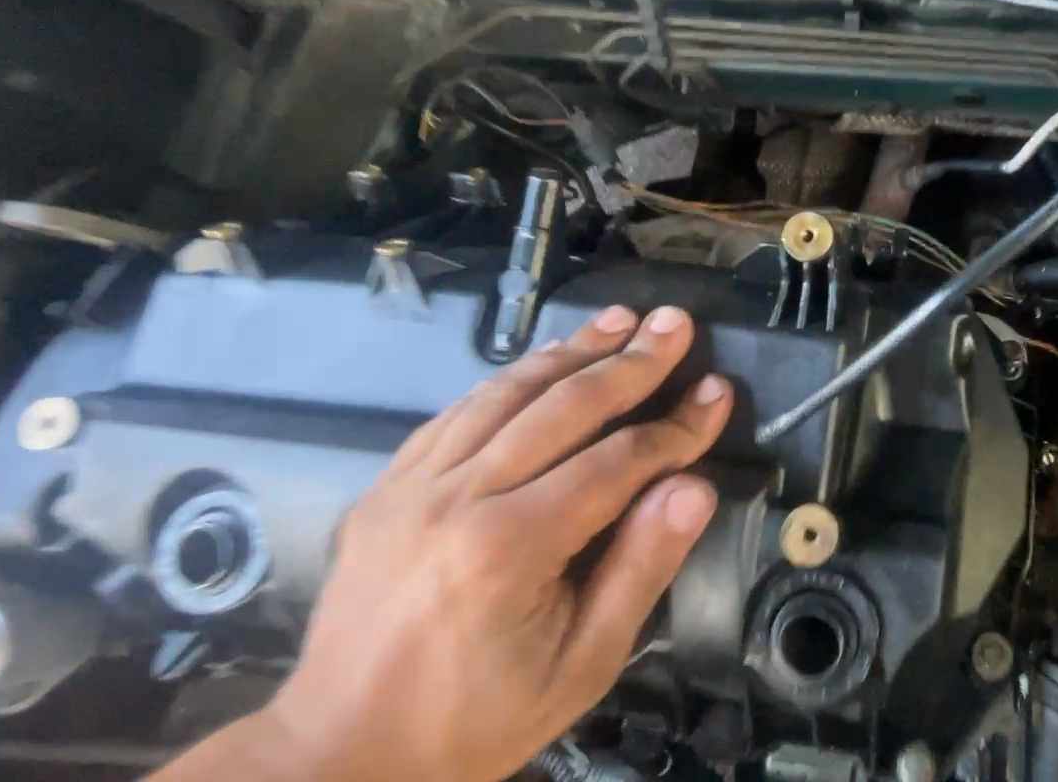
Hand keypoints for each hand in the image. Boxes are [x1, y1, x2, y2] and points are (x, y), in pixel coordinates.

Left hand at [153, 305, 730, 781]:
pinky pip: (459, 411)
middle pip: (562, 407)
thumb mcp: (583, 664)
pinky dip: (512, 378)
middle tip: (676, 323)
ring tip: (620, 320)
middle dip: (631, 362)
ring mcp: (412, 485)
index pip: (616, 462)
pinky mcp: (387, 486)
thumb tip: (695, 488)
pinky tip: (546, 361)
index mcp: (509, 548)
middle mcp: (457, 498)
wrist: (339, 756)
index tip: (718, 393)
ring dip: (572, 350)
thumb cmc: (478, 721)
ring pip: (507, 393)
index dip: (676, 427)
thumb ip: (641, 569)